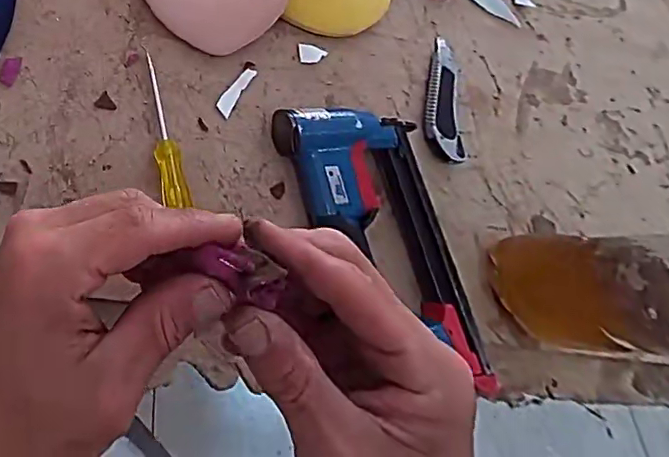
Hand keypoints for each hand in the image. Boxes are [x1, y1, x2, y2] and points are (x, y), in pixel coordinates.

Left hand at [0, 190, 242, 456]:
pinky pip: (100, 223)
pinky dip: (135, 241)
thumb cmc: (19, 428)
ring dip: (161, 234)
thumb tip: (214, 285)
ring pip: (119, 210)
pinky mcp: (36, 239)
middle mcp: (39, 230)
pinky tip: (160, 269)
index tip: (236, 233)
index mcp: (51, 262)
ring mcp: (34, 230)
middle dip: (182, 230)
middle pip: (131, 208)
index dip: (196, 226)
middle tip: (223, 260)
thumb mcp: (105, 389)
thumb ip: (163, 325)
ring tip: (199, 267)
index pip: (141, 224)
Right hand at [224, 221, 475, 456]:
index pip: (358, 287)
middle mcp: (414, 345)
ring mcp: (389, 352)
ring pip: (330, 293)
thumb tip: (247, 317)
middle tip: (242, 260)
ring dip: (283, 288)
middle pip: (348, 276)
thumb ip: (293, 379)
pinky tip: (257, 320)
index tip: (260, 233)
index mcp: (427, 364)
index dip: (303, 254)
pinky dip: (286, 317)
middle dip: (292, 264)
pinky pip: (322, 323)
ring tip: (241, 295)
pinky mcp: (365, 363)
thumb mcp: (337, 449)